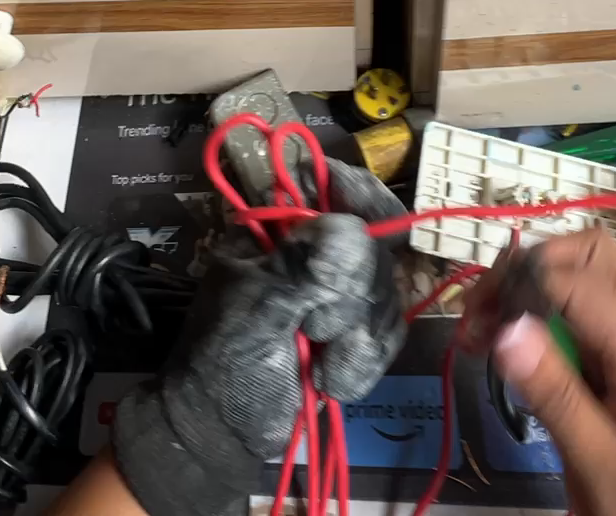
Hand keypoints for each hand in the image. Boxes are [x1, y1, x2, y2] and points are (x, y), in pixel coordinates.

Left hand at [112, 160, 405, 515]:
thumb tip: (351, 230)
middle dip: (352, 296)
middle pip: (371, 241)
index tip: (377, 229)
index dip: (361, 195)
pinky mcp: (359, 324)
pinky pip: (391, 326)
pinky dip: (367, 360)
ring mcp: (340, 286)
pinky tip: (335, 381)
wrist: (228, 433)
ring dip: (359, 337)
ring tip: (320, 368)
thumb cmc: (224, 362)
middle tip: (315, 330)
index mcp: (276, 226)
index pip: (329, 182)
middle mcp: (314, 246)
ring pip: (387, 286)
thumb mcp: (255, 309)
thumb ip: (301, 269)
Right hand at [460, 231, 615, 515]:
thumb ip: (557, 397)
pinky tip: (518, 357)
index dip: (523, 281)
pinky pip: (589, 326)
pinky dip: (548, 325)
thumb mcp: (608, 473)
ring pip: (590, 285)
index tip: (478, 319)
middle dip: (531, 267)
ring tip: (487, 331)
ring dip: (536, 291)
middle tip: (485, 310)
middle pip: (594, 258)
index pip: (580, 279)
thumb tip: (505, 326)